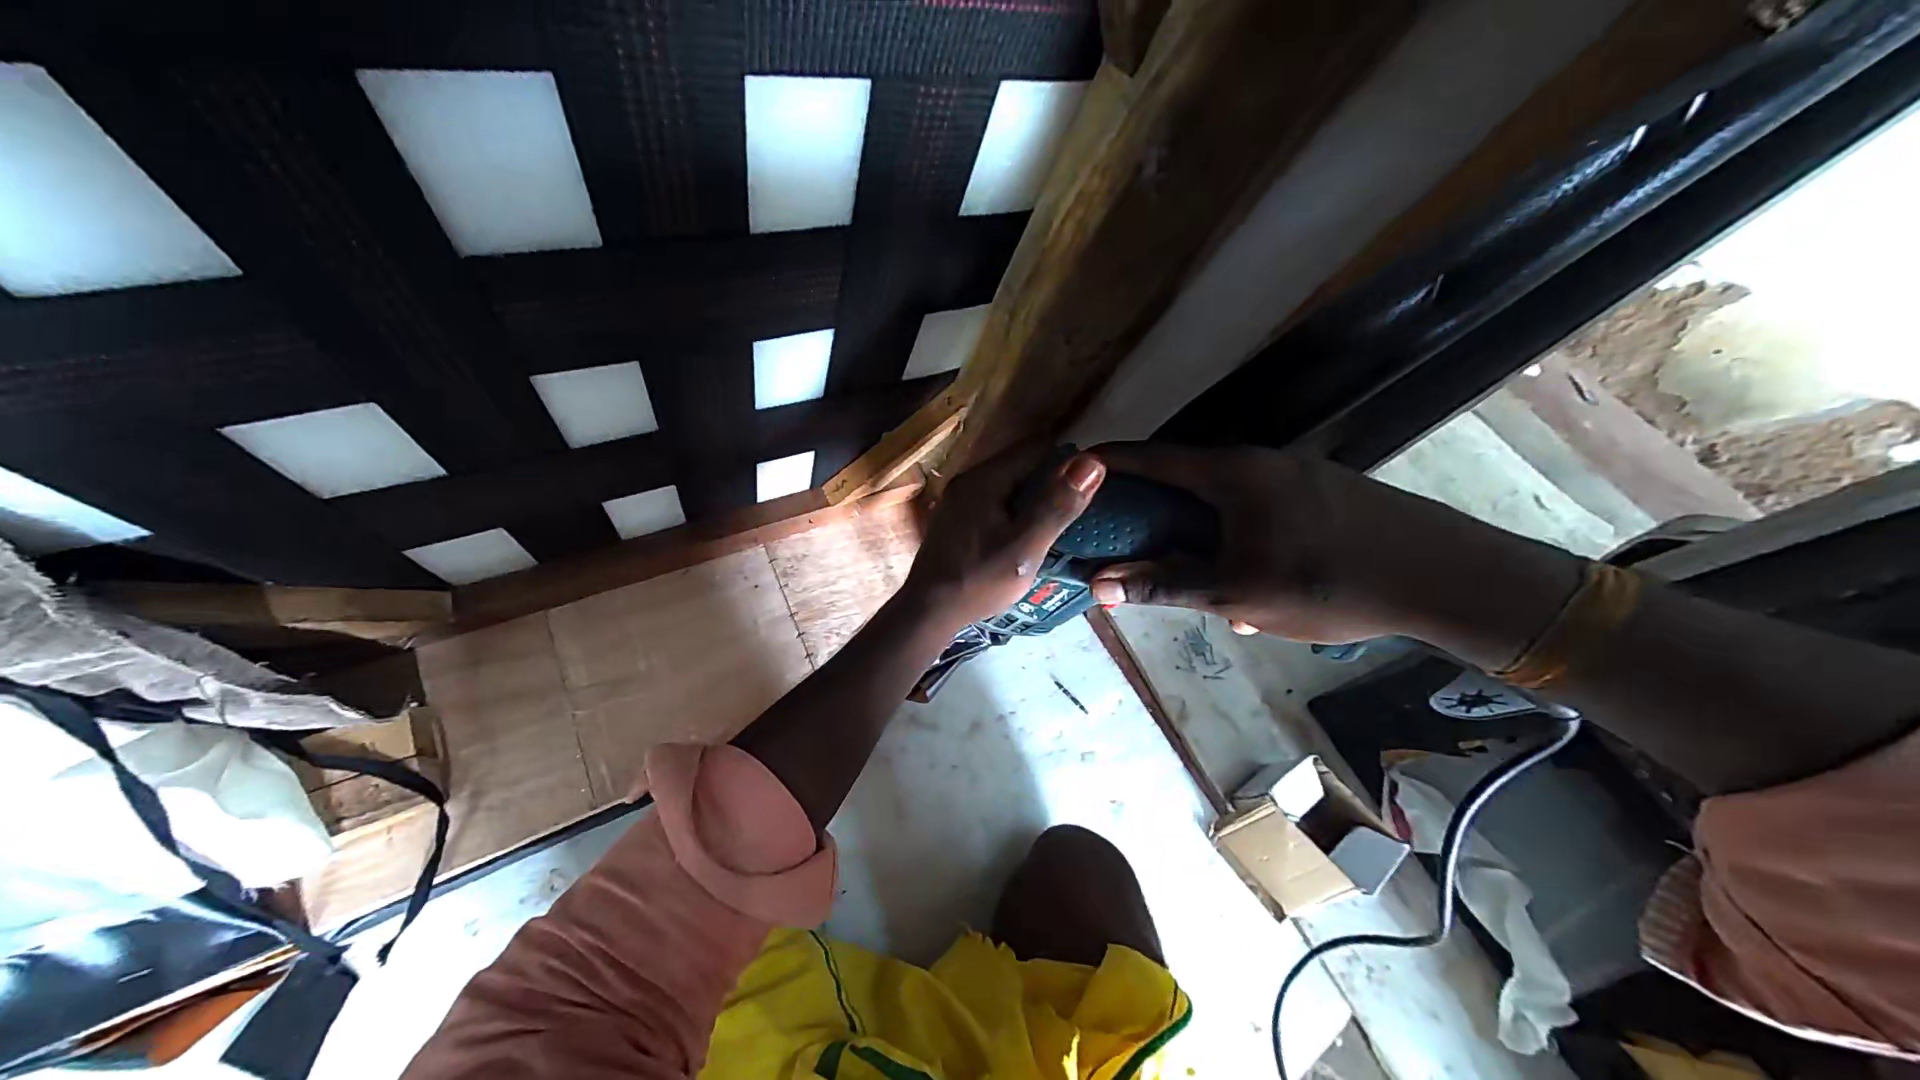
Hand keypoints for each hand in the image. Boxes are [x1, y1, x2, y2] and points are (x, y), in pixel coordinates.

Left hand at [901, 444, 1106, 627]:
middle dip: (1053, 477)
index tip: (1096, 479)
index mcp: (985, 479)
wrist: (928, 611)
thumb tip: (1092, 462)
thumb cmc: (978, 581)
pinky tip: (1030, 530)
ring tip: (1064, 516)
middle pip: (1021, 464)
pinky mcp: (957, 519)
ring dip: (1036, 494)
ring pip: (1009, 483)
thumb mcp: (1025, 547)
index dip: (1069, 459)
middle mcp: (969, 480)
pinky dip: (1017, 508)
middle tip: (1084, 501)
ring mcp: (960, 499)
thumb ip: (1057, 505)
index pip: (1036, 447)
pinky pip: (997, 500)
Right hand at [1084, 443, 1583, 658]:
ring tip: (1184, 572)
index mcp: (1232, 474)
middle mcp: (1260, 462)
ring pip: (1223, 502)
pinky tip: (1246, 584)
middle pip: (1185, 479)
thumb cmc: (1328, 582)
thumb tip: (1097, 584)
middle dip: (1150, 508)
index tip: (1073, 471)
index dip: (1108, 464)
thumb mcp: (1236, 593)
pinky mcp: (1322, 495)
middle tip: (1122, 535)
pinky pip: (1257, 512)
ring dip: (1196, 533)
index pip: (1151, 458)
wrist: (1445, 579)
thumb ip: (1164, 585)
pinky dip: (1234, 539)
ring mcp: (1295, 475)